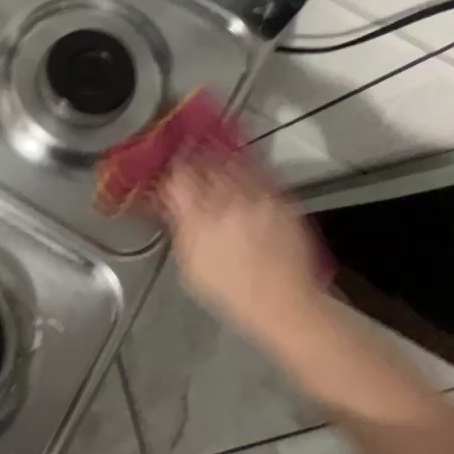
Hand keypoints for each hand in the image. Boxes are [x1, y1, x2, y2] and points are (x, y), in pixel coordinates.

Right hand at [158, 150, 336, 348]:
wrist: (284, 303)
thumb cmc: (233, 292)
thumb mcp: (191, 268)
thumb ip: (179, 231)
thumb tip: (169, 207)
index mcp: (199, 220)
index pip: (178, 179)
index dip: (171, 169)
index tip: (169, 167)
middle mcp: (228, 203)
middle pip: (206, 164)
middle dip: (194, 155)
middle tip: (187, 151)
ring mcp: (257, 199)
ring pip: (232, 162)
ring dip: (219, 154)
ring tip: (211, 149)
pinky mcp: (280, 200)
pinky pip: (259, 171)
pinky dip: (246, 162)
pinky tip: (239, 160)